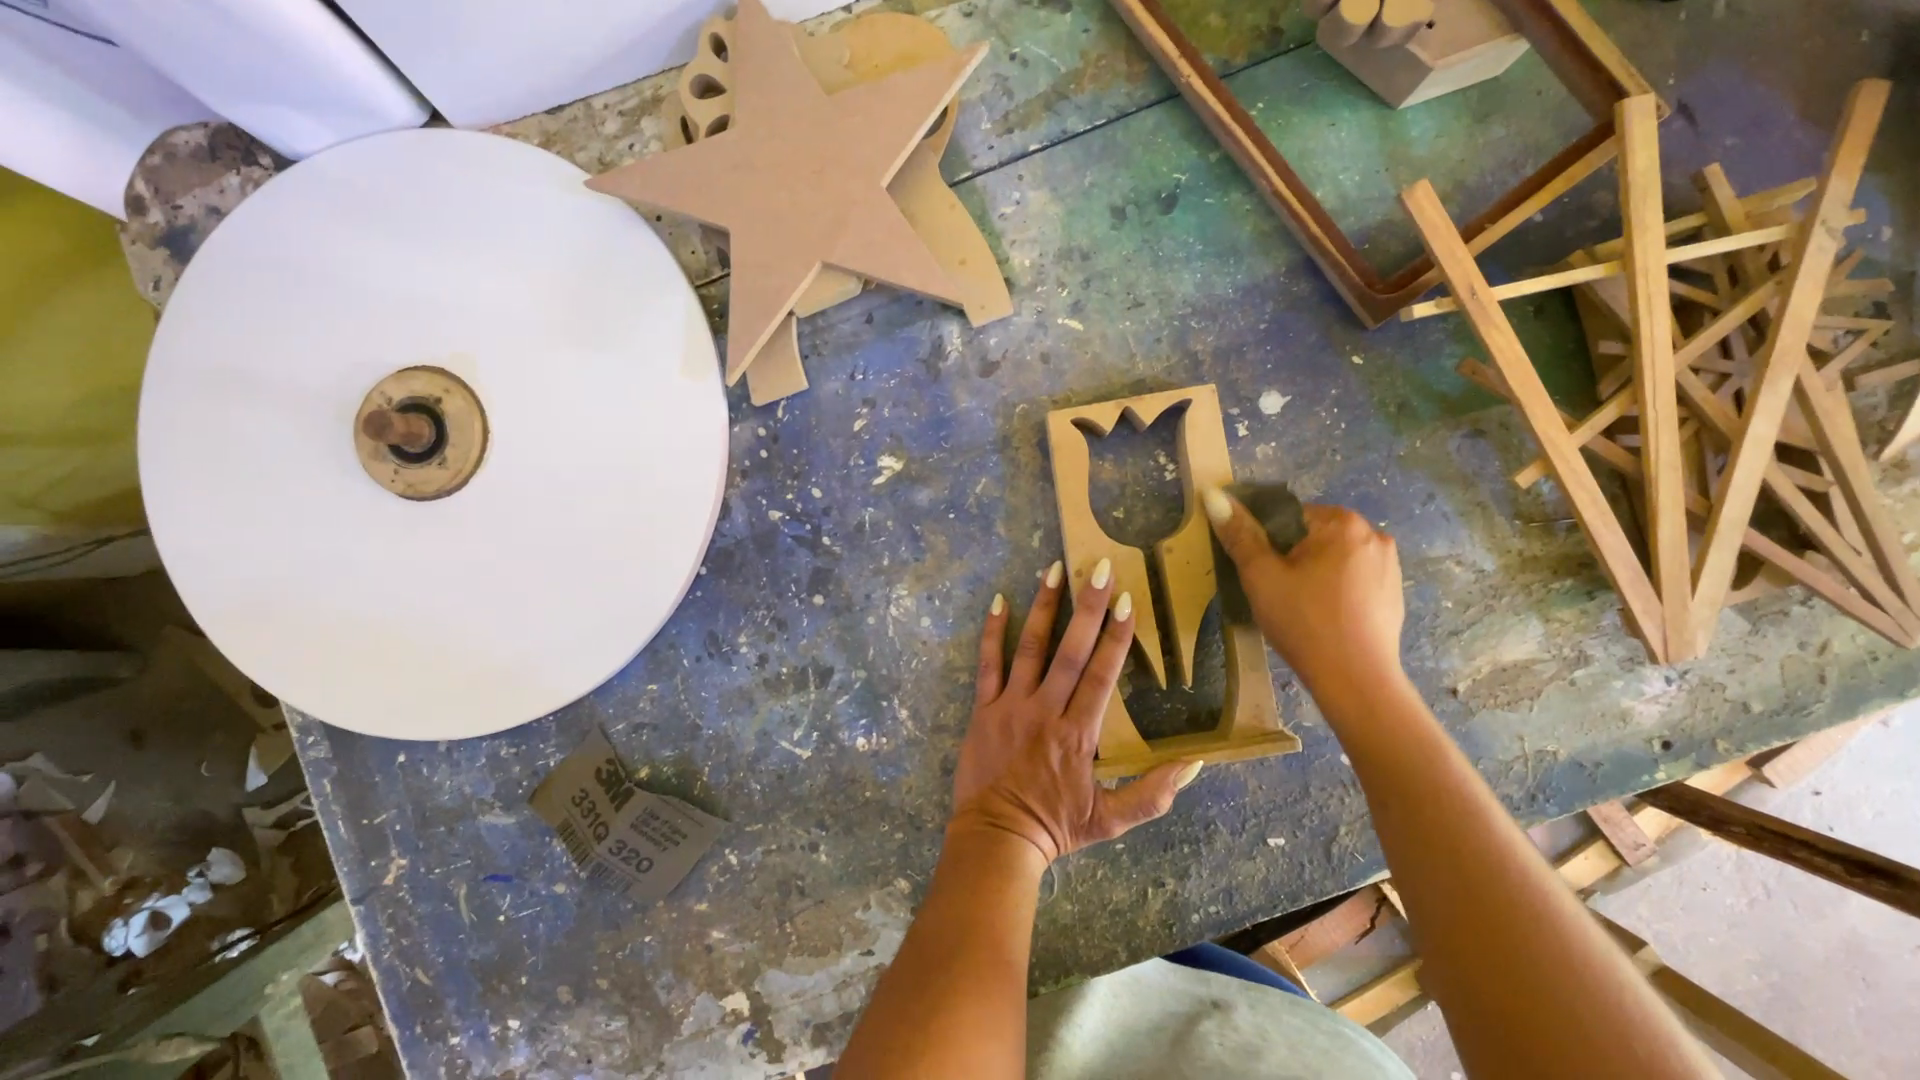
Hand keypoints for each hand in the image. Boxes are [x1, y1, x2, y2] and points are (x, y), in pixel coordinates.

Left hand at [951, 560, 1198, 862]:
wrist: (997, 838)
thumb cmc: (1055, 827)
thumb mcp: (1112, 819)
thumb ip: (1153, 793)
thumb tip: (1195, 763)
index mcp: (1079, 734)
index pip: (1102, 675)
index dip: (1116, 637)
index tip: (1128, 602)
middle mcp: (1046, 712)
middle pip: (1070, 652)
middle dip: (1087, 608)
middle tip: (1098, 568)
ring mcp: (1012, 707)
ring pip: (1030, 649)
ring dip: (1044, 608)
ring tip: (1053, 570)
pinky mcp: (984, 710)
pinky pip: (987, 665)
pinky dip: (993, 633)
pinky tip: (1001, 602)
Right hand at [1203, 490, 1405, 698]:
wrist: (1356, 679)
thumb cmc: (1303, 622)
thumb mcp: (1261, 576)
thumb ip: (1239, 534)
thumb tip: (1214, 496)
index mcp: (1341, 523)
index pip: (1289, 515)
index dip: (1267, 541)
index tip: (1260, 572)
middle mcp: (1373, 534)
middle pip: (1314, 536)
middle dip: (1292, 558)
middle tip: (1275, 593)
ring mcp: (1390, 566)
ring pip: (1335, 560)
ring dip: (1314, 575)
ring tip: (1298, 610)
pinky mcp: (1395, 595)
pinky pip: (1354, 582)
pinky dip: (1336, 593)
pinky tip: (1324, 620)